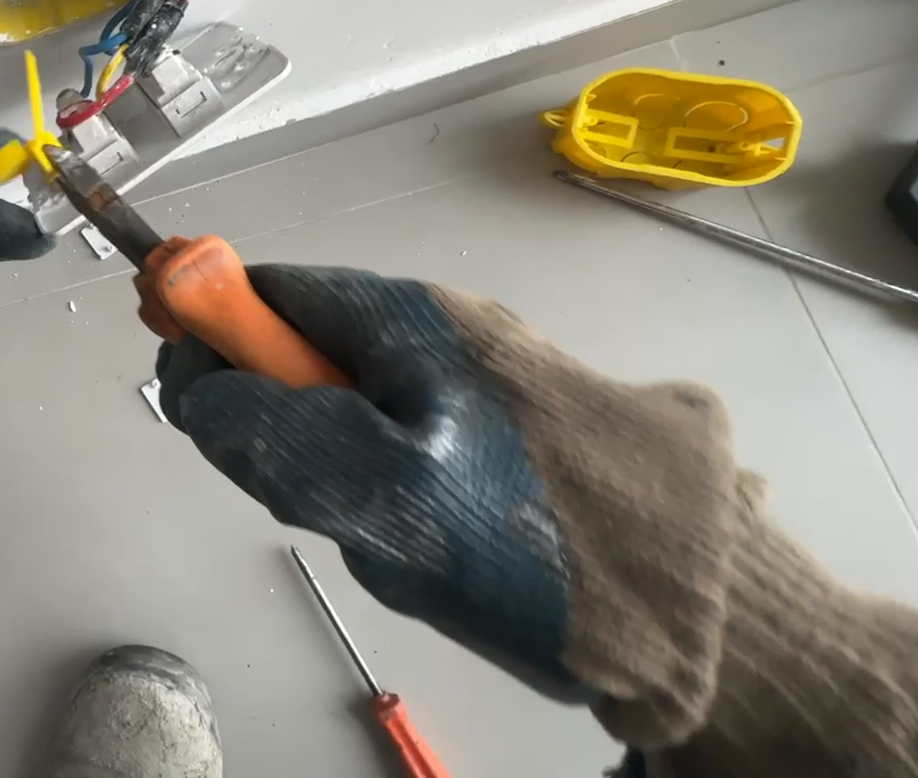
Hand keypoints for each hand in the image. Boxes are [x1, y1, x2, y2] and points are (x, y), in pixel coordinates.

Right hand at [158, 266, 736, 712]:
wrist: (728, 627)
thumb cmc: (537, 541)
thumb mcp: (380, 489)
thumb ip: (268, 432)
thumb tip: (193, 389)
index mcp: (407, 317)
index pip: (268, 289)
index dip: (211, 321)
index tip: (189, 381)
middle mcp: (439, 330)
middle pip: (300, 350)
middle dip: (280, 420)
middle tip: (309, 492)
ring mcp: (470, 379)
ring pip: (343, 407)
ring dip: (332, 466)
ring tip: (384, 530)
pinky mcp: (495, 429)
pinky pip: (392, 442)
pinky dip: (380, 487)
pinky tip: (424, 540)